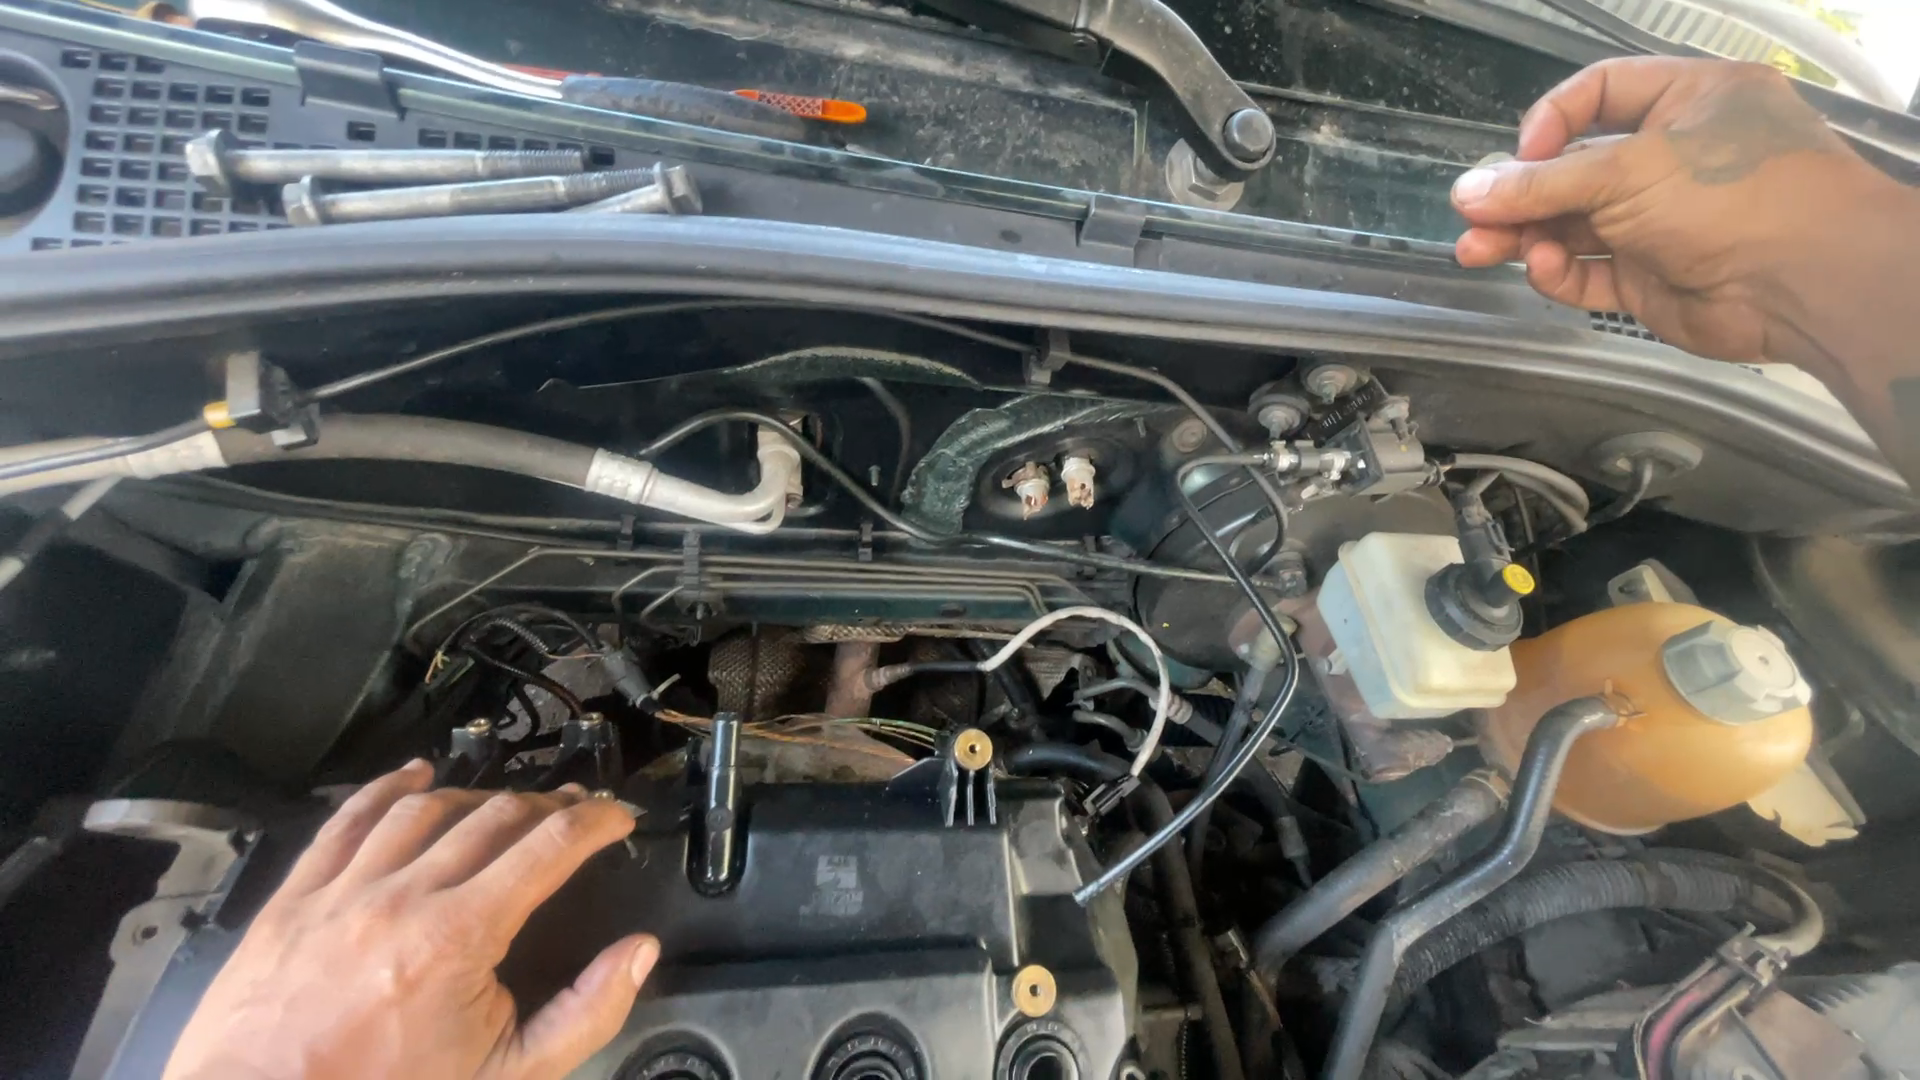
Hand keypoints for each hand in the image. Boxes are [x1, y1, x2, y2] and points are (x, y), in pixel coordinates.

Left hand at [163, 761, 656, 1079]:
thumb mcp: (509, 1078)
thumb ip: (587, 1014)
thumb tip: (641, 949)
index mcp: (461, 935)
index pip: (553, 844)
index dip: (599, 819)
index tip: (619, 817)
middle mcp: (404, 897)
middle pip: (498, 816)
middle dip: (552, 806)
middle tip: (576, 812)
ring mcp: (341, 893)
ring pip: (429, 809)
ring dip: (483, 798)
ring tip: (510, 808)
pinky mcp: (290, 902)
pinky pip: (346, 822)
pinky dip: (387, 789)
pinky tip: (417, 775)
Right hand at [1450, 57, 1897, 368]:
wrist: (1802, 282)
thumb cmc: (1728, 197)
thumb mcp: (1625, 172)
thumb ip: (1538, 186)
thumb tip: (1463, 192)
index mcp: (1685, 105)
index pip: (1598, 93)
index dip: (1548, 122)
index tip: (1519, 158)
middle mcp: (1667, 159)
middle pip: (1568, 172)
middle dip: (1516, 198)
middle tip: (1471, 221)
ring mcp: (1653, 221)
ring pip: (1566, 227)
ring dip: (1519, 239)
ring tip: (1475, 252)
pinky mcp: (1640, 275)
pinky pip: (1584, 271)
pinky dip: (1558, 272)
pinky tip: (1546, 269)